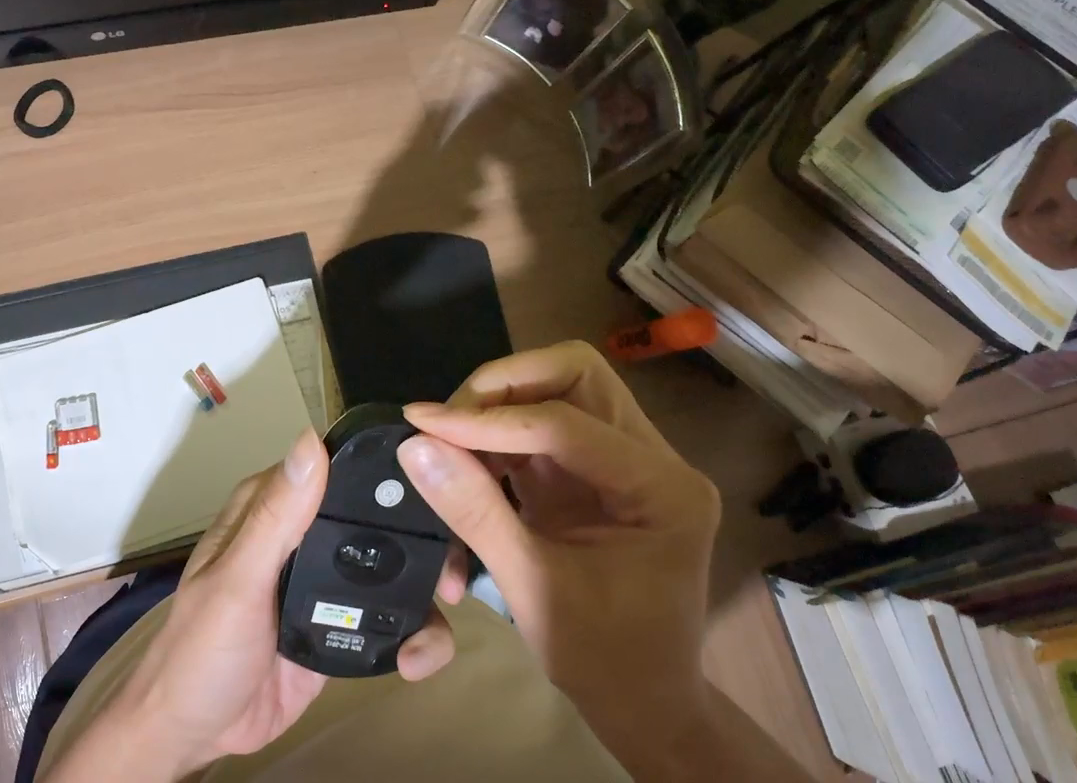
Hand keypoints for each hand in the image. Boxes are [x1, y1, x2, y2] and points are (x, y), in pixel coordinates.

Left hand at [49, 427, 463, 781]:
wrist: (195, 732)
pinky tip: (416, 659)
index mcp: (269, 508)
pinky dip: (413, 633)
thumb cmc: (202, 650)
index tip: (439, 485)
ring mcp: (321, 582)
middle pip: (374, 520)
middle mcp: (300, 536)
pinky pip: (387, 618)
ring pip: (389, 568)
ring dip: (426, 589)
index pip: (333, 469)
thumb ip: (275, 517)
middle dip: (422, 539)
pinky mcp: (338, 626)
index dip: (384, 473)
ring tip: (449, 613)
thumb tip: (312, 440)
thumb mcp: (237, 581)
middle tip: (456, 571)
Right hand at [394, 344, 722, 761]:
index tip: (421, 423)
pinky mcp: (597, 471)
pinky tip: (467, 460)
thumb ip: (475, 512)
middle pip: (576, 375)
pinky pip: (544, 423)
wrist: (644, 700)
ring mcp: (626, 461)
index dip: (487, 420)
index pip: (566, 423)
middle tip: (449, 420)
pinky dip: (500, 433)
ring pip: (560, 388)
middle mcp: (654, 460)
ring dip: (498, 403)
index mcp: (662, 490)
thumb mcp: (533, 588)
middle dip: (504, 385)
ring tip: (450, 439)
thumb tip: (413, 447)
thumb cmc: (603, 657)